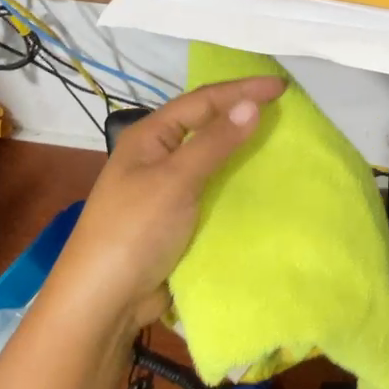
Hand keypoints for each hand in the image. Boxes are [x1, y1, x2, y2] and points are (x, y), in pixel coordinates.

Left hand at [55, 76, 285, 329]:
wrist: (105, 301)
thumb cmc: (134, 231)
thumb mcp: (175, 180)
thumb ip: (215, 142)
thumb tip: (252, 104)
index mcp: (149, 137)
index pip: (202, 101)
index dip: (241, 90)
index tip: (283, 88)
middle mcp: (157, 156)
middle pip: (205, 125)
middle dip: (241, 113)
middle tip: (283, 108)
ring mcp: (166, 190)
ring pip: (212, 159)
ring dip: (241, 148)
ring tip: (279, 141)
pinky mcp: (178, 220)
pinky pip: (214, 191)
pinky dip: (237, 182)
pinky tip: (261, 184)